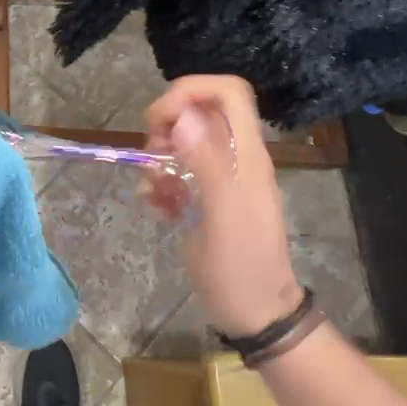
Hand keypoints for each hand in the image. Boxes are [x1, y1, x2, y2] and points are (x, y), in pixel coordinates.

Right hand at [143, 76, 302, 337]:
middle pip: (200, 111)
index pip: (228, 93)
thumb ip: (207, 162)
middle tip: (151, 152)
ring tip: (152, 189)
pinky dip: (159, 183)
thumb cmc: (240, 269)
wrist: (255, 315)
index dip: (192, 91)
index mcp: (248, 156)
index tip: (161, 118)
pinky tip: (157, 208)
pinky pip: (176, 172)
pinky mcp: (205, 197)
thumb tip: (183, 115)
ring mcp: (221, 178)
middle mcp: (236, 158)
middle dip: (167, 124)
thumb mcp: (223, 216)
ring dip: (158, 157)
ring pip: (183, 142)